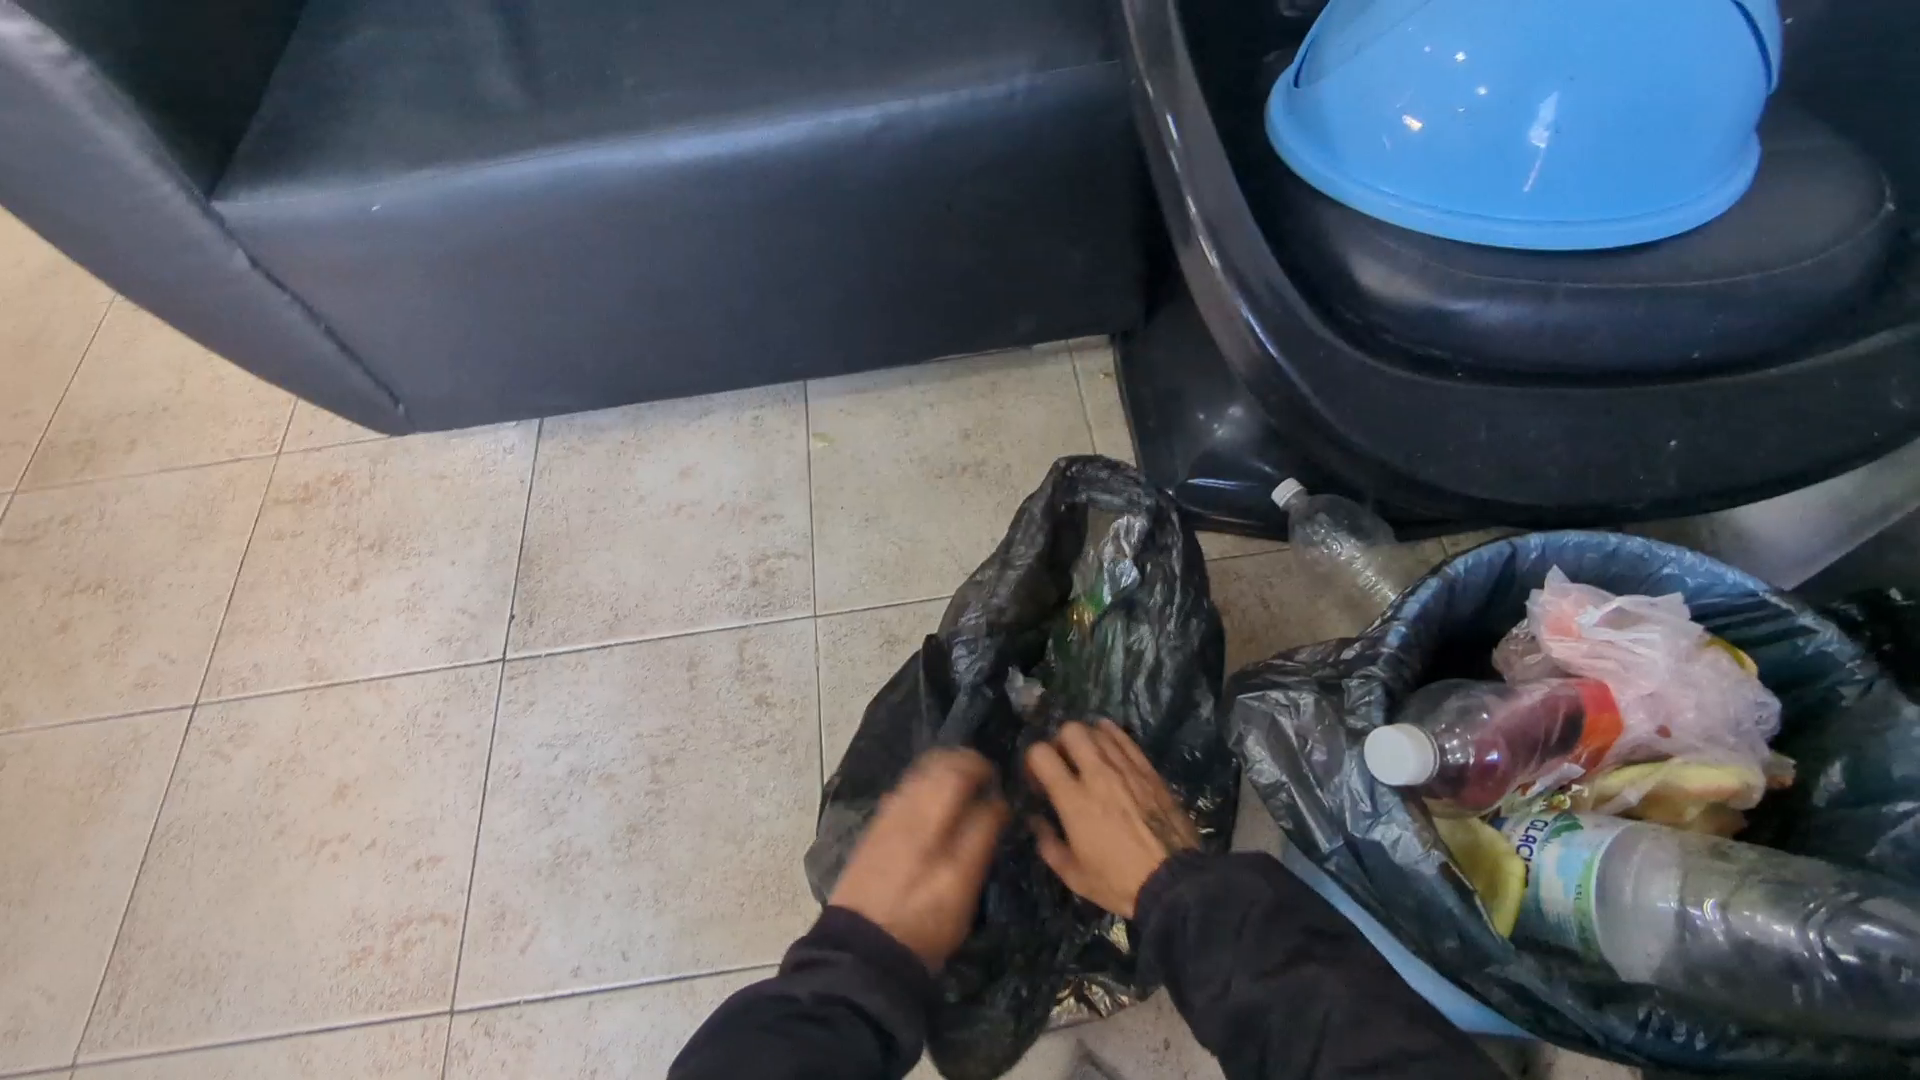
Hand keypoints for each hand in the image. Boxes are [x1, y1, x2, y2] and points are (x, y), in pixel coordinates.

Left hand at [829, 747, 1010, 970]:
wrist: (861, 951)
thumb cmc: (922, 922)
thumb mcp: (961, 886)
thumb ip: (980, 837)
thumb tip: (997, 802)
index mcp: (929, 818)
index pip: (958, 772)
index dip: (982, 769)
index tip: (998, 779)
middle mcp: (904, 808)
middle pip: (934, 765)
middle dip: (962, 763)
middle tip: (983, 776)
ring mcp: (884, 818)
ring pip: (916, 775)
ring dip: (942, 771)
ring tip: (961, 786)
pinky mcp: (873, 832)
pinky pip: (902, 792)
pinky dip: (923, 787)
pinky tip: (932, 806)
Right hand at [1025, 719, 1199, 917]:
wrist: (1175, 883)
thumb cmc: (1119, 882)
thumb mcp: (1074, 876)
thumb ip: (1048, 844)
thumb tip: (1036, 821)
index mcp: (1074, 800)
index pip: (1041, 754)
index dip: (1032, 761)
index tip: (1037, 780)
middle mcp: (1098, 775)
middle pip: (1071, 730)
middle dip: (1059, 742)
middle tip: (1063, 764)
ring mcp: (1126, 769)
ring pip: (1099, 730)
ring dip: (1086, 739)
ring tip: (1087, 758)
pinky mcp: (1149, 771)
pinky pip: (1126, 739)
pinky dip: (1112, 736)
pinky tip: (1109, 747)